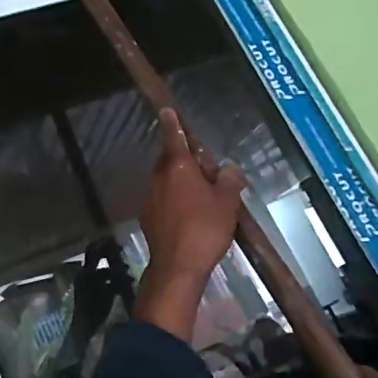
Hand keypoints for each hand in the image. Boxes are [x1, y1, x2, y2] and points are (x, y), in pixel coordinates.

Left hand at [133, 108, 245, 340]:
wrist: (177, 266)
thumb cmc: (205, 229)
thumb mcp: (228, 203)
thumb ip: (230, 181)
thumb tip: (228, 170)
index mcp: (178, 168)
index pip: (174, 138)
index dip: (173, 123)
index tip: (167, 111)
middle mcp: (159, 178)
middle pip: (170, 161)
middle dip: (184, 161)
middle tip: (207, 173)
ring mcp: (150, 198)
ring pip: (166, 182)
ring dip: (180, 183)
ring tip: (202, 199)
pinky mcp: (148, 218)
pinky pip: (163, 201)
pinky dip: (174, 202)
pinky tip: (189, 218)